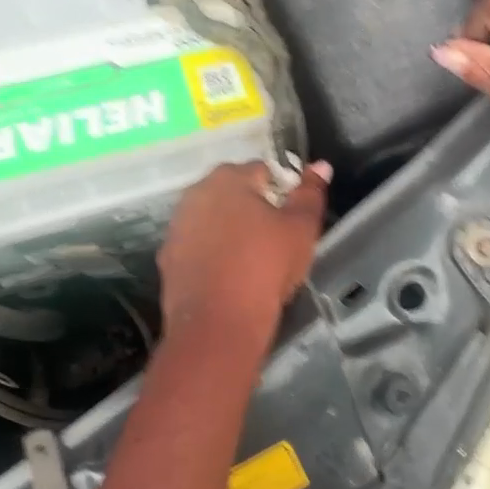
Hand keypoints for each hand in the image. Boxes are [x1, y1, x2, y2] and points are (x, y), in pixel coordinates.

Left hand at [159, 161, 330, 333]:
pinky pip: (197, 248)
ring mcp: (177, 226)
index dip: (282, 192)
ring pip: (212, 220)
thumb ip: (311, 194)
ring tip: (251, 261)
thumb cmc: (266, 267)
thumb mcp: (301, 229)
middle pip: (232, 193)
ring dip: (229, 231)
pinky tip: (228, 277)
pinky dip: (211, 255)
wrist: (217, 323)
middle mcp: (196, 194)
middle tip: (274, 239)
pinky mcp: (168, 258)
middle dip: (251, 209)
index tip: (291, 219)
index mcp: (229, 179)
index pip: (262, 171)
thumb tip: (321, 165)